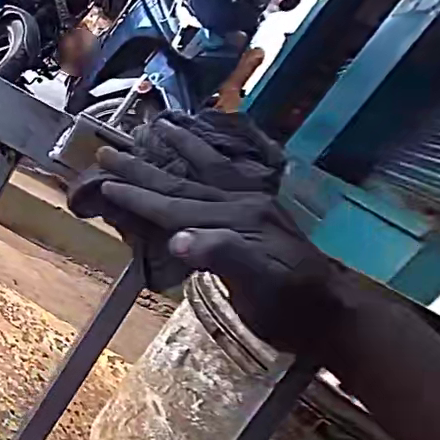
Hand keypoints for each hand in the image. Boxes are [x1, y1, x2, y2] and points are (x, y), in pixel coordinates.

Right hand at [93, 144, 358, 358]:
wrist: (333, 313)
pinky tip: (203, 151)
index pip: (175, 206)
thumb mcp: (258, 287)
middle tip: (109, 150)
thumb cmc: (290, 307)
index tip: (106, 184)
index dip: (138, 197)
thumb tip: (177, 239)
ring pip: (205, 173)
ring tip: (159, 126)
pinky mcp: (260, 213)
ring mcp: (252, 206)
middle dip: (143, 170)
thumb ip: (222, 256)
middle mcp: (241, 205)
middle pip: (182, 184)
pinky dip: (211, 159)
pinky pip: (229, 176)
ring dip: (179, 149)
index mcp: (235, 221)